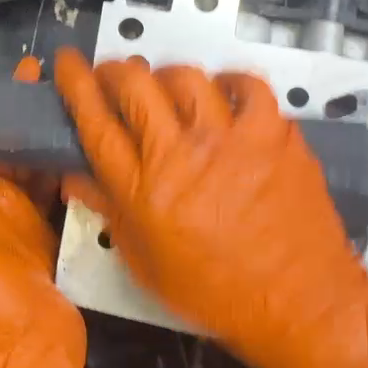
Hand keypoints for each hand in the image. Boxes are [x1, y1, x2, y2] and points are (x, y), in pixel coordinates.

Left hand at [0, 57, 87, 367]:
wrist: (32, 344)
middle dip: (6, 110)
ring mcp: (19, 216)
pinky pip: (51, 184)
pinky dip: (59, 160)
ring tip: (56, 92)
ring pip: (24, 160)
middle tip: (29, 70)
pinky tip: (77, 135)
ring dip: (34, 128)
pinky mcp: (48, 228)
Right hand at [52, 47, 367, 367]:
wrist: (300, 304)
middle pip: (134, 85)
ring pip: (185, 77)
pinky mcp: (272, 134)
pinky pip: (245, 85)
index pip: (95, 120)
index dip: (75, 83)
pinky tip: (220, 92)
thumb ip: (108, 211)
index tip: (67, 63)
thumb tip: (74, 176)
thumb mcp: (144, 263)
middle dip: (114, 70)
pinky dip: (227, 81)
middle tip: (112, 75)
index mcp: (142, 189)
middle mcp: (181, 154)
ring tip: (165, 87)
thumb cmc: (214, 292)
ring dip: (165, 75)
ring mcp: (230, 139)